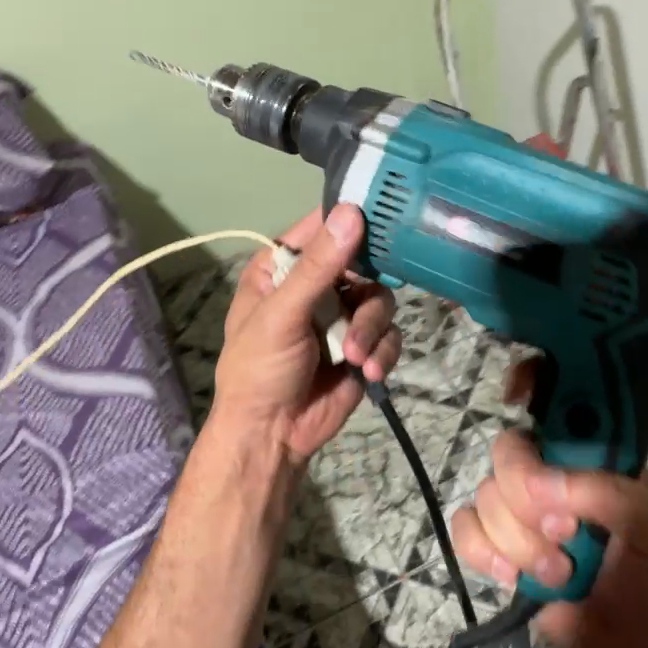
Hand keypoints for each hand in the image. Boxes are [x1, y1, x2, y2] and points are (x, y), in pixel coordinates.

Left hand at [209, 205, 401, 463]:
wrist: (272, 436)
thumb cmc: (258, 369)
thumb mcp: (282, 314)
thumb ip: (319, 266)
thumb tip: (352, 212)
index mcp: (284, 267)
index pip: (324, 226)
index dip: (352, 220)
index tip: (384, 217)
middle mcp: (317, 284)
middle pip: (365, 263)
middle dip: (369, 292)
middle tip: (367, 308)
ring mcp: (343, 316)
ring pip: (382, 300)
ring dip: (372, 330)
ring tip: (356, 357)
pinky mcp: (364, 346)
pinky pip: (389, 334)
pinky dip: (382, 353)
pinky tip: (367, 372)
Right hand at [449, 364, 647, 647]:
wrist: (639, 642)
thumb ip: (602, 493)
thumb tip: (537, 486)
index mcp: (589, 451)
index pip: (551, 394)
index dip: (528, 381)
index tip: (516, 397)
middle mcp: (550, 468)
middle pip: (507, 452)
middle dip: (527, 498)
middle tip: (566, 534)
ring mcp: (519, 507)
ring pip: (484, 495)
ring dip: (519, 541)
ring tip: (560, 573)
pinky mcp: (498, 545)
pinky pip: (465, 529)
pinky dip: (483, 552)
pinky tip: (514, 577)